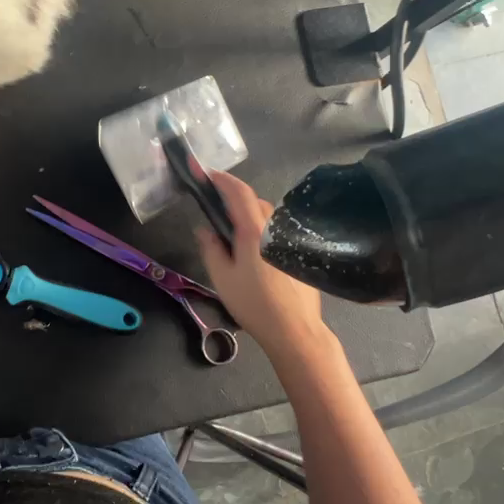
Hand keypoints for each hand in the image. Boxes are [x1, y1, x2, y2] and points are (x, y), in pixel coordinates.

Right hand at [194, 170, 330, 356]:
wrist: (293, 329)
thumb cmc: (254, 304)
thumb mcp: (221, 277)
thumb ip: (210, 248)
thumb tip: (204, 229)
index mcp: (254, 230)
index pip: (238, 192)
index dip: (222, 179)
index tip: (207, 174)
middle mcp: (275, 228)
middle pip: (255, 202)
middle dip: (235, 202)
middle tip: (218, 218)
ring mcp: (291, 239)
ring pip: (268, 217)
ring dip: (251, 218)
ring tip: (236, 240)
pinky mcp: (300, 252)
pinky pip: (277, 232)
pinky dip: (264, 234)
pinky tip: (258, 257)